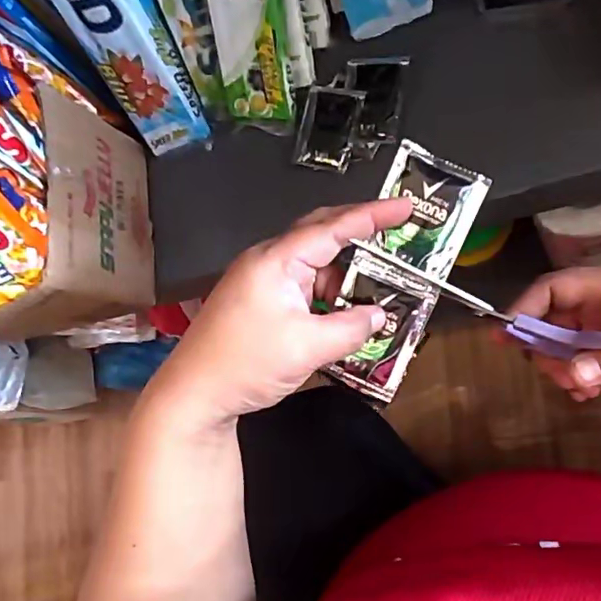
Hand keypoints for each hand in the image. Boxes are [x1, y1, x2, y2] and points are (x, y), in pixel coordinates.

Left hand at [143, 198, 415, 425]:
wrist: (195, 395)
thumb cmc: (244, 365)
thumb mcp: (308, 348)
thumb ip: (351, 328)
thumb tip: (378, 316)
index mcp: (276, 261)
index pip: (332, 227)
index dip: (372, 215)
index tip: (405, 206)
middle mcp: (266, 263)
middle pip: (320, 238)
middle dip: (359, 240)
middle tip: (395, 240)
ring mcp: (260, 282)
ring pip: (312, 269)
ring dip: (341, 282)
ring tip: (371, 300)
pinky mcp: (258, 303)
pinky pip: (300, 290)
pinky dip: (324, 301)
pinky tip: (341, 319)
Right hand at [505, 263, 600, 400]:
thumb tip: (572, 374)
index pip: (554, 289)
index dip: (526, 309)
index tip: (506, 336)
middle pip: (555, 321)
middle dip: (546, 349)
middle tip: (559, 376)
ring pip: (571, 345)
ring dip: (564, 367)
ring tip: (579, 390)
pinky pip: (592, 362)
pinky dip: (583, 377)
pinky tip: (589, 393)